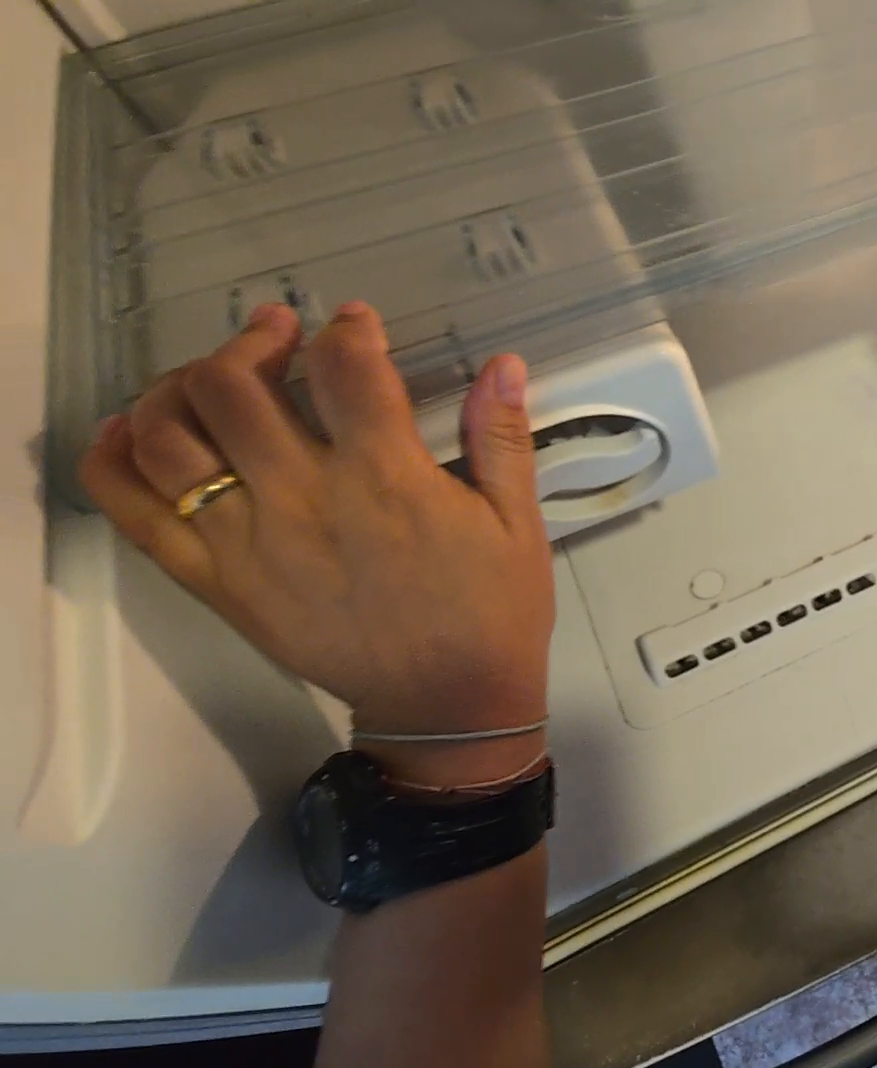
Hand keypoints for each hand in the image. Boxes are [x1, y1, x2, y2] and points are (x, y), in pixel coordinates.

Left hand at [81, 303, 555, 781]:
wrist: (447, 698)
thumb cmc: (495, 607)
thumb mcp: (519, 524)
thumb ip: (502, 441)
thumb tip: (503, 366)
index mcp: (390, 481)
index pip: (348, 372)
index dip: (348, 331)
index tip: (355, 321)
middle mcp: (306, 498)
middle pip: (235, 386)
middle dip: (256, 340)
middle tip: (281, 333)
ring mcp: (246, 540)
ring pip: (169, 431)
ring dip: (183, 383)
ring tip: (217, 375)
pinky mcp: (213, 578)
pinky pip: (131, 503)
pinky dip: (118, 452)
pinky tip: (143, 428)